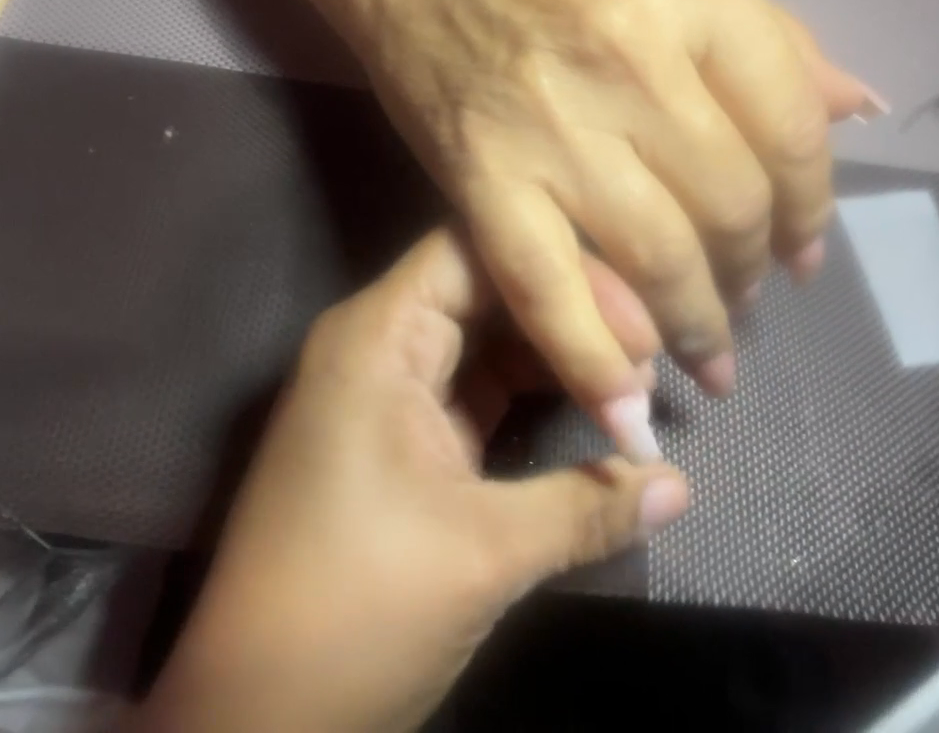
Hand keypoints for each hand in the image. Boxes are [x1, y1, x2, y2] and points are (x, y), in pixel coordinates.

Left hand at [139, 229, 690, 732]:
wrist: (257, 711)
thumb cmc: (355, 610)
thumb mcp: (481, 552)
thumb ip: (587, 508)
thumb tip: (681, 484)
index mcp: (377, 338)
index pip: (476, 251)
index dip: (561, 268)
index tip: (642, 308)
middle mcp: (379, 345)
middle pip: (488, 290)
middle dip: (571, 314)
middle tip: (660, 346)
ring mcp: (389, 392)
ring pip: (487, 342)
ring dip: (558, 358)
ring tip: (641, 377)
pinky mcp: (402, 439)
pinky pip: (477, 391)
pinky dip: (532, 397)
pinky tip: (595, 409)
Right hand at [328, 0, 881, 456]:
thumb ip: (771, 37)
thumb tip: (860, 111)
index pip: (788, 129)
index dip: (811, 210)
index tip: (803, 256)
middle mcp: (631, 54)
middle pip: (729, 205)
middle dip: (751, 275)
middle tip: (746, 302)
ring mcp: (553, 123)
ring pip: (657, 257)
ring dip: (696, 326)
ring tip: (709, 355)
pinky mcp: (481, 177)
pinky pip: (548, 288)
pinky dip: (592, 362)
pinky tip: (628, 410)